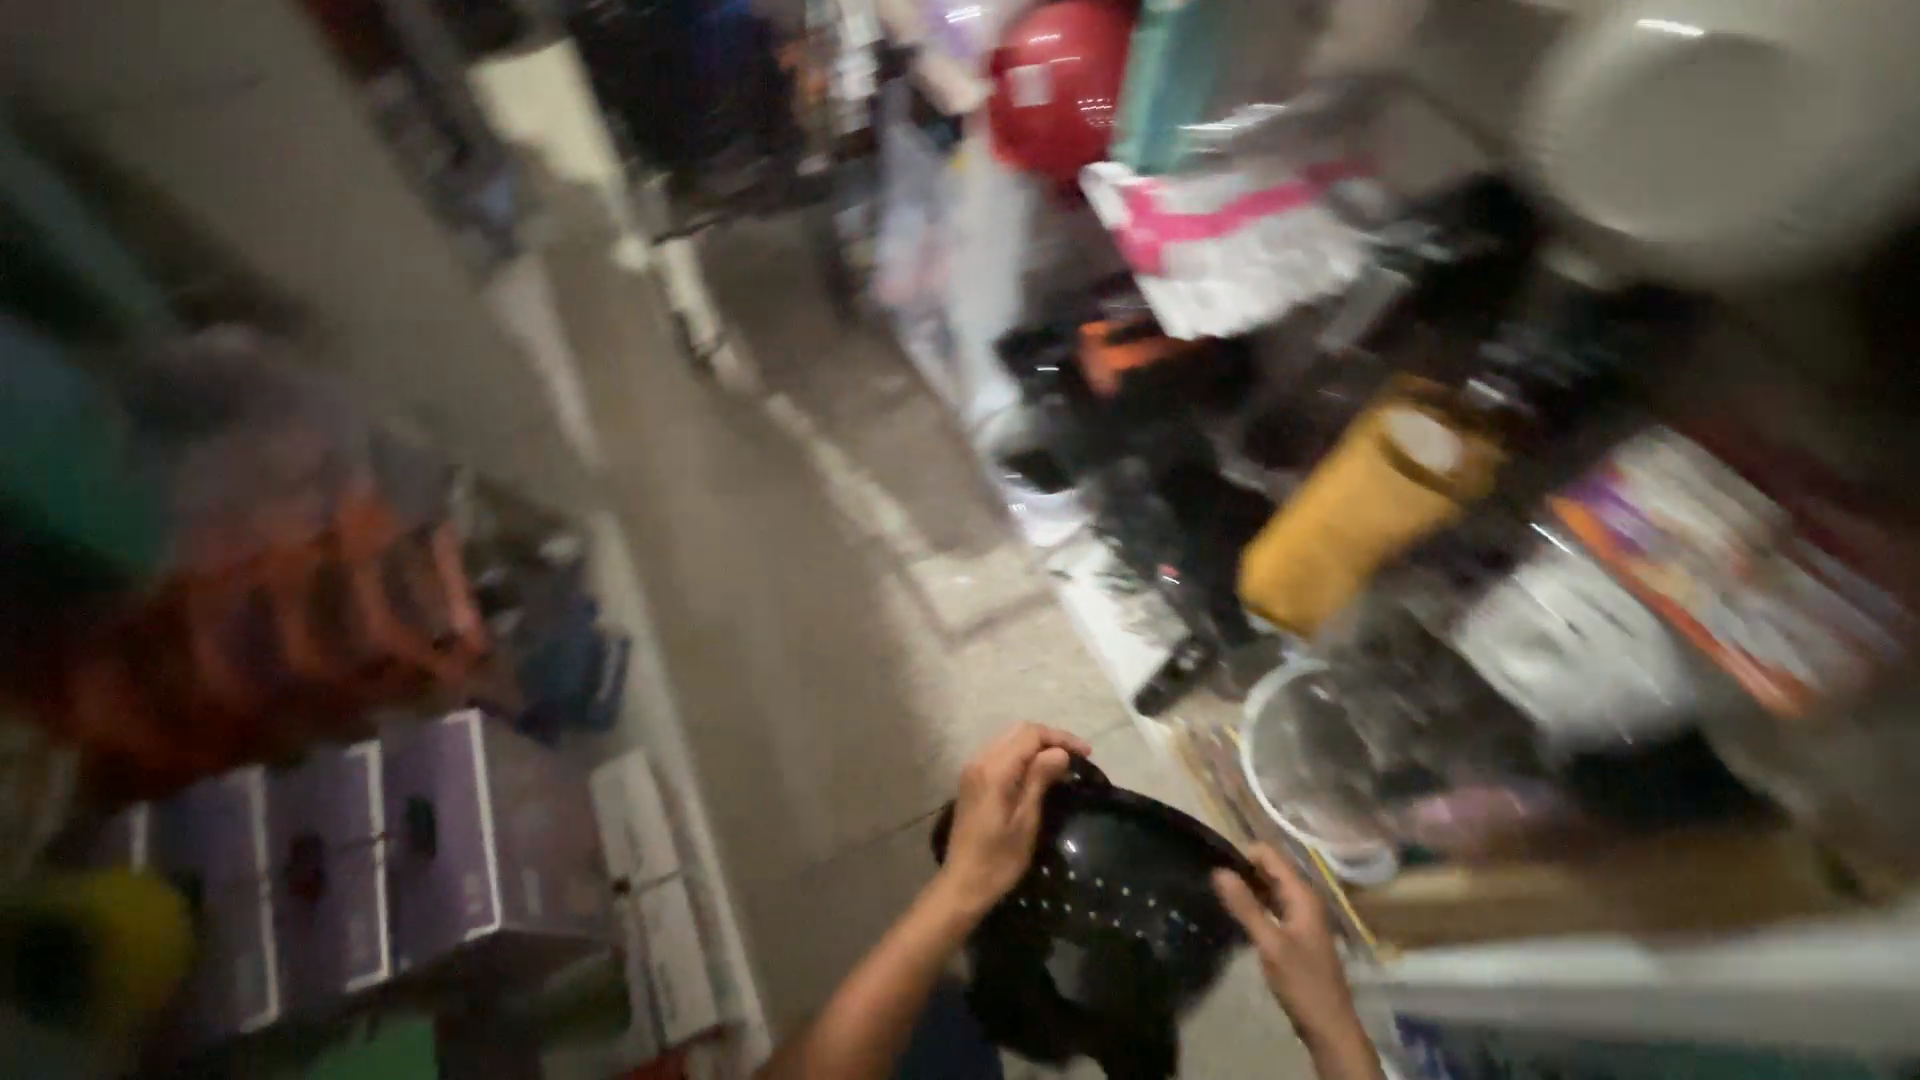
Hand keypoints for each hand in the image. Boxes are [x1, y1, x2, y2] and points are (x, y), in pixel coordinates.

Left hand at [934, 723, 1091, 920]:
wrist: (963, 883)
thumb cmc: (999, 859)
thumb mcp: (1026, 821)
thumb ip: (1040, 779)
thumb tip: (1059, 752)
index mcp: (994, 769)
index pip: (1030, 735)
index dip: (1060, 738)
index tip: (1087, 753)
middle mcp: (980, 760)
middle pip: (1019, 731)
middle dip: (1050, 738)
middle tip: (1077, 756)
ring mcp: (973, 769)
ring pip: (1008, 740)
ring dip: (1036, 745)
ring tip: (1063, 762)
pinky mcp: (972, 780)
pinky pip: (1000, 753)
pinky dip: (1022, 754)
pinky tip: (1039, 770)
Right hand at [1212, 845, 1363, 1052]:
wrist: (1330, 1027)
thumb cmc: (1302, 983)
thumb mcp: (1270, 944)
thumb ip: (1245, 906)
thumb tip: (1218, 871)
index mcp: (1302, 894)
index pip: (1269, 854)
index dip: (1242, 854)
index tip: (1215, 865)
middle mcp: (1304, 898)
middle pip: (1270, 869)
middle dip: (1242, 869)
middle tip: (1211, 881)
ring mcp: (1301, 916)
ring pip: (1270, 888)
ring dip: (1247, 887)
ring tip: (1218, 893)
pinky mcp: (1295, 932)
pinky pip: (1272, 905)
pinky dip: (1254, 904)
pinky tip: (1236, 914)